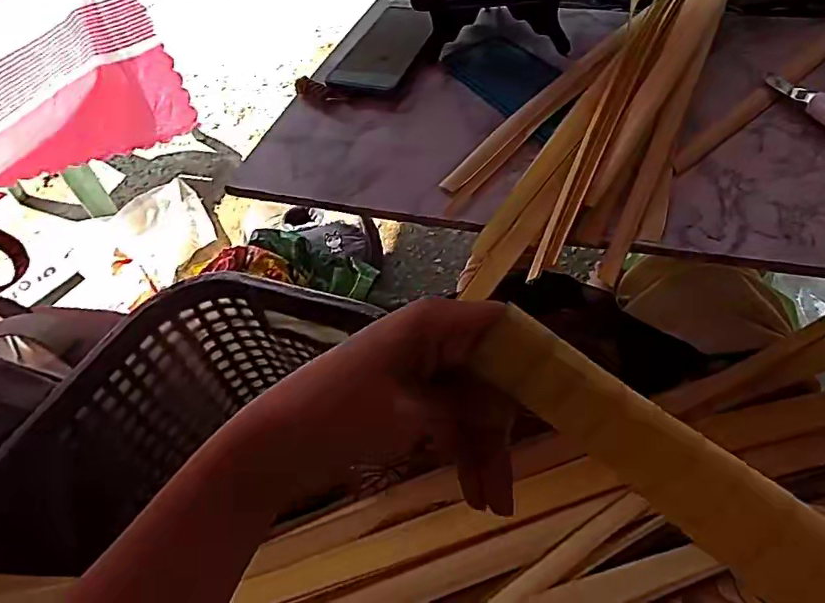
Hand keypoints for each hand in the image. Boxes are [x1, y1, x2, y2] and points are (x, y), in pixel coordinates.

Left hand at [227, 297, 516, 514]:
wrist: (267, 448)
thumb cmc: (335, 416)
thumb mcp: (408, 417)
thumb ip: (464, 410)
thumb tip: (508, 412)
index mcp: (436, 321)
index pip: (502, 325)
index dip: (533, 353)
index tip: (557, 392)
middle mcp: (437, 336)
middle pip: (491, 375)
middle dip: (502, 429)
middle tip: (513, 480)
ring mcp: (425, 366)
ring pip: (473, 403)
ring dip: (485, 450)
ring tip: (495, 503)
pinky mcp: (414, 393)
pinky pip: (452, 417)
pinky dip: (463, 451)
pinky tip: (474, 491)